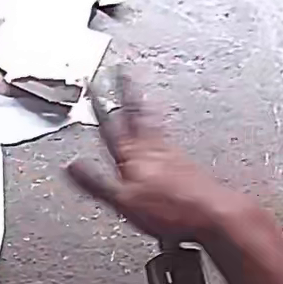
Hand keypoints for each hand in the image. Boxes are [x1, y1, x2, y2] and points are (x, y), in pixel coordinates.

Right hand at [66, 69, 254, 241]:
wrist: (211, 213)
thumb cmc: (169, 209)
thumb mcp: (121, 199)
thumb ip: (95, 181)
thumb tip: (71, 165)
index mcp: (133, 154)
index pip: (112, 123)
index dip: (102, 103)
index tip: (97, 82)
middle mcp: (154, 147)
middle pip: (138, 113)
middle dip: (129, 90)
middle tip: (126, 70)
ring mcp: (172, 153)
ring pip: (155, 123)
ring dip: (147, 107)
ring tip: (145, 95)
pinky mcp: (186, 164)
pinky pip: (169, 140)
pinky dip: (162, 131)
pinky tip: (164, 137)